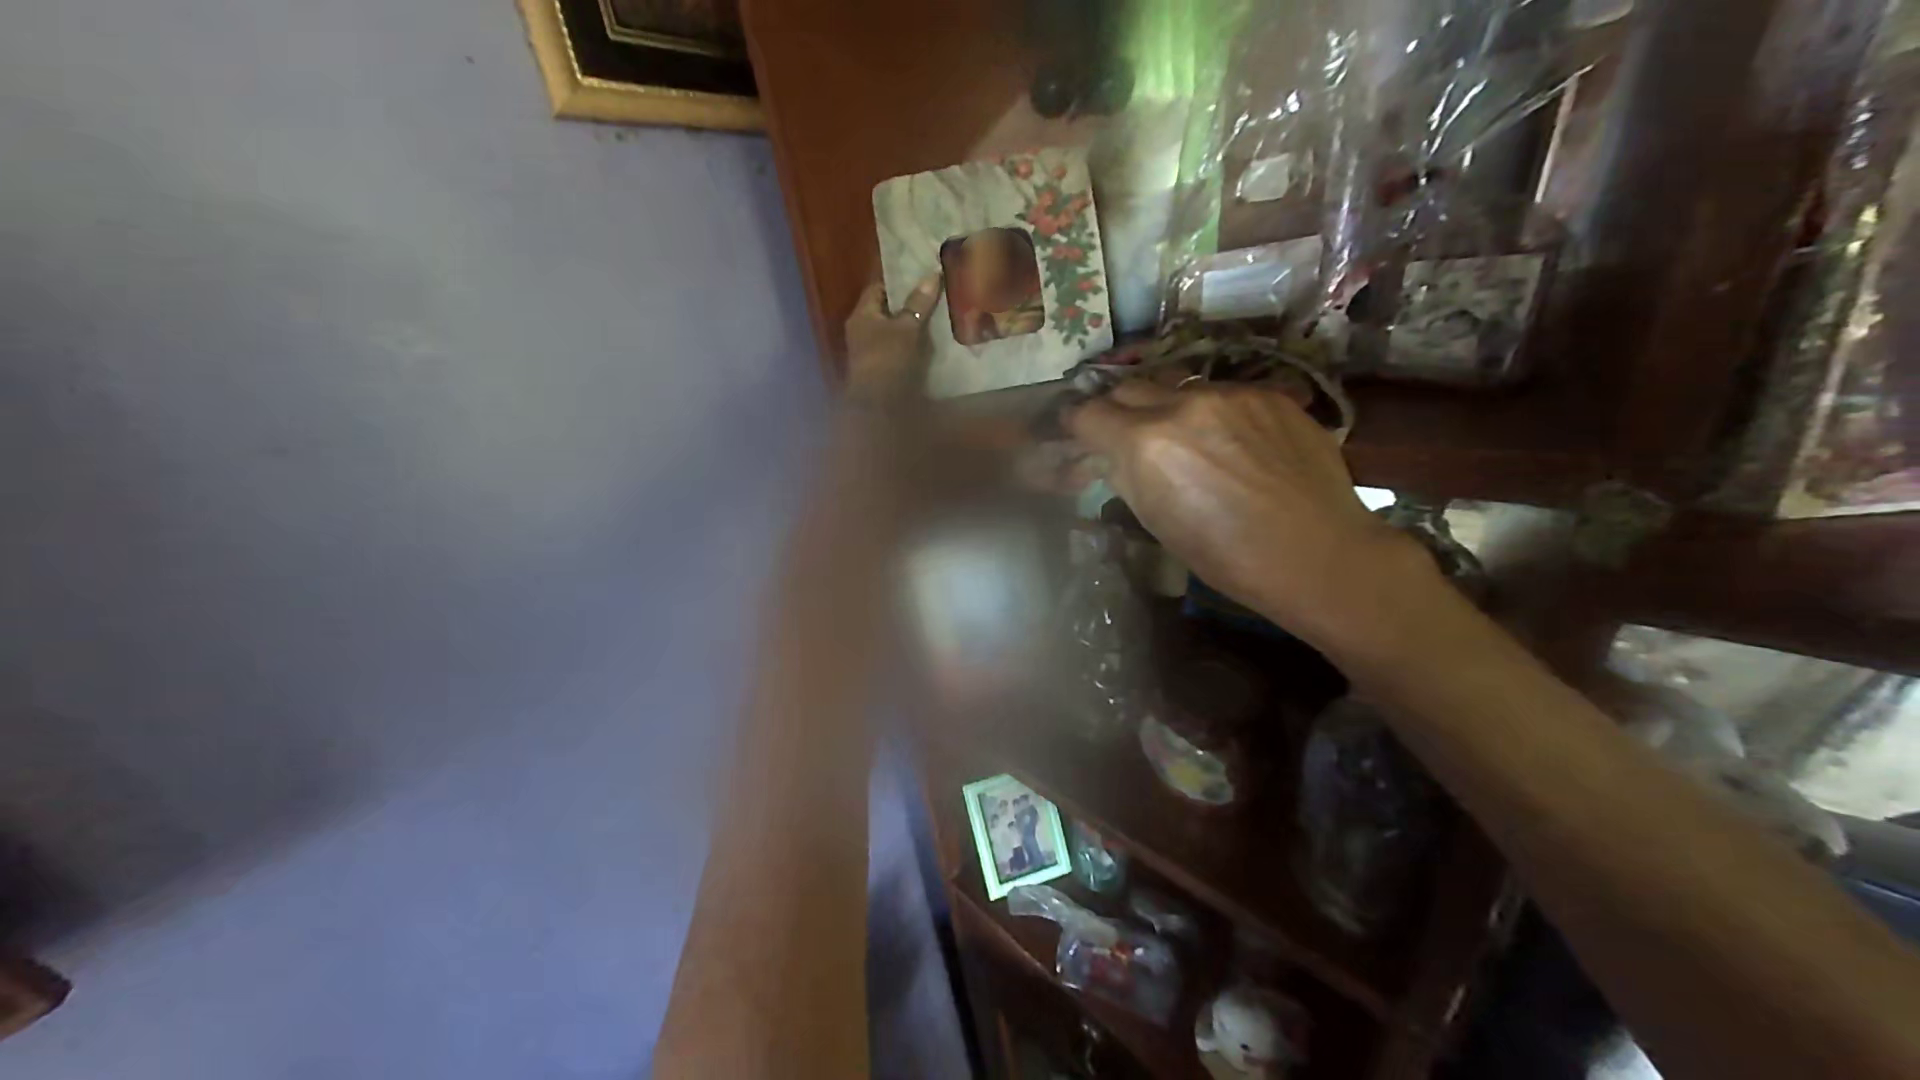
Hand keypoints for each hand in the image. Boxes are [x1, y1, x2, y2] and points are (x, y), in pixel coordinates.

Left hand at [844, 275, 941, 404]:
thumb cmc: (888, 358)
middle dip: (906, 305)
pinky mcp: (880, 370)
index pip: (877, 289)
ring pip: (891, 332)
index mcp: (861, 315)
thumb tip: (932, 274)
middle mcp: (860, 331)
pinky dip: (910, 346)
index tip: (920, 277)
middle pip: (885, 311)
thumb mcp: (906, 327)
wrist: (878, 404)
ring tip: (935, 318)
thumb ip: (918, 304)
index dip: (897, 281)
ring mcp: (869, 353)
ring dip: (909, 328)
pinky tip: (929, 345)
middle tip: (932, 296)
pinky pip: (896, 351)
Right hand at [1065, 380, 1428, 638]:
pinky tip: (1232, 443)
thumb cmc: (1224, 556)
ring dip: (1166, 406)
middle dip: (1118, 409)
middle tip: (1125, 435)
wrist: (1316, 553)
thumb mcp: (1156, 521)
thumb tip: (1108, 456)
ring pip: (1177, 385)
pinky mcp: (1269, 393)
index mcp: (1145, 443)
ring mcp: (1230, 393)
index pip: (1088, 413)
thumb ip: (1125, 476)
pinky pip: (1223, 392)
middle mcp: (1182, 405)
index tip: (1078, 436)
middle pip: (1128, 387)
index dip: (1077, 426)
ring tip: (1183, 437)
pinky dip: (1213, 412)